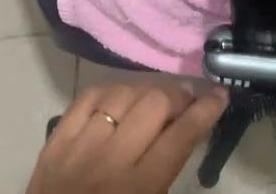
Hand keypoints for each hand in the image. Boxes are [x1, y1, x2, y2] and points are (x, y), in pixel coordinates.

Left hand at [26, 82, 228, 193]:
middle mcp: (110, 161)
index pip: (180, 136)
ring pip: (123, 94)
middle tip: (188, 100)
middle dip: (178, 96)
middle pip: (154, 104)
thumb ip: (167, 174)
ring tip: (158, 96)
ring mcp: (79, 146)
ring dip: (147, 91)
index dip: (205, 111)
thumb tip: (187, 132)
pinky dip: (111, 92)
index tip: (220, 96)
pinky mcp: (56, 141)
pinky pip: (89, 97)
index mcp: (137, 189)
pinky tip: (122, 96)